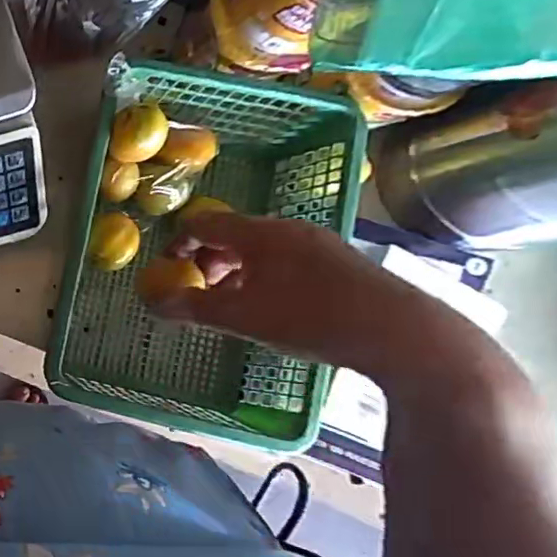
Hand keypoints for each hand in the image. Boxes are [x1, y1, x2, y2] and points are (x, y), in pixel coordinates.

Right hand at [143, 211, 475, 380]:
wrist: (401, 334)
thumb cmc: (310, 319)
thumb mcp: (242, 318)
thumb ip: (194, 309)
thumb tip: (156, 303)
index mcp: (260, 233)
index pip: (204, 223)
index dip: (179, 243)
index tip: (168, 269)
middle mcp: (287, 229)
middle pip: (232, 234)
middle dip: (207, 261)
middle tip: (199, 292)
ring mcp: (317, 243)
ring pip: (260, 248)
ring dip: (235, 271)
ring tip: (232, 304)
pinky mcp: (339, 262)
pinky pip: (285, 259)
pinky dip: (263, 276)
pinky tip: (270, 307)